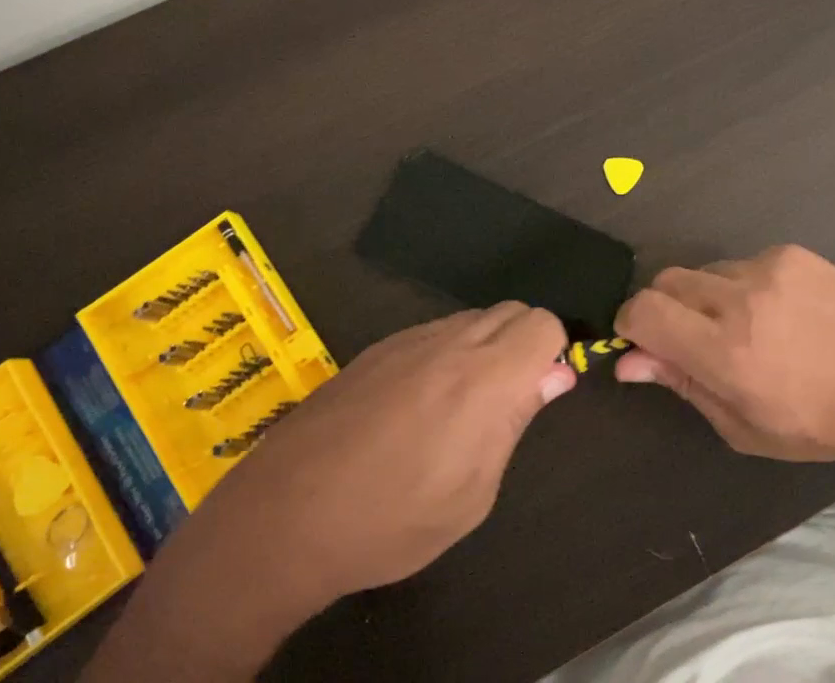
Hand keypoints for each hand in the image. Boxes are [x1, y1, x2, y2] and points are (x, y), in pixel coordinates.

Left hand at [190, 302, 574, 600]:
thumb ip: (515, 422)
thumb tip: (555, 374)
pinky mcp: (369, 354)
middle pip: (510, 311)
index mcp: (482, 378)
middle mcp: (446, 345)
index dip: (552, 354)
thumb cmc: (389, 523)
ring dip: (482, 349)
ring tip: (456, 411)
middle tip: (504, 404)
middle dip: (522, 345)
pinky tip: (414, 410)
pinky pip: (428, 335)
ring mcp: (402, 343)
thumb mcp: (472, 494)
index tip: (537, 395)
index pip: (542, 324)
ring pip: (468, 319)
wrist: (279, 522)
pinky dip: (443, 356)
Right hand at [613, 245, 834, 462]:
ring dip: (705, 299)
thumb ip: (683, 384)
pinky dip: (743, 287)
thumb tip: (629, 359)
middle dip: (663, 310)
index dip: (630, 324)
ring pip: (704, 271)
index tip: (643, 345)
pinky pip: (743, 264)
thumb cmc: (821, 422)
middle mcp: (741, 299)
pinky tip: (778, 314)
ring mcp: (769, 268)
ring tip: (746, 331)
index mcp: (726, 352)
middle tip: (693, 343)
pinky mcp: (793, 252)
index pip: (643, 311)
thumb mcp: (745, 427)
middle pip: (665, 281)